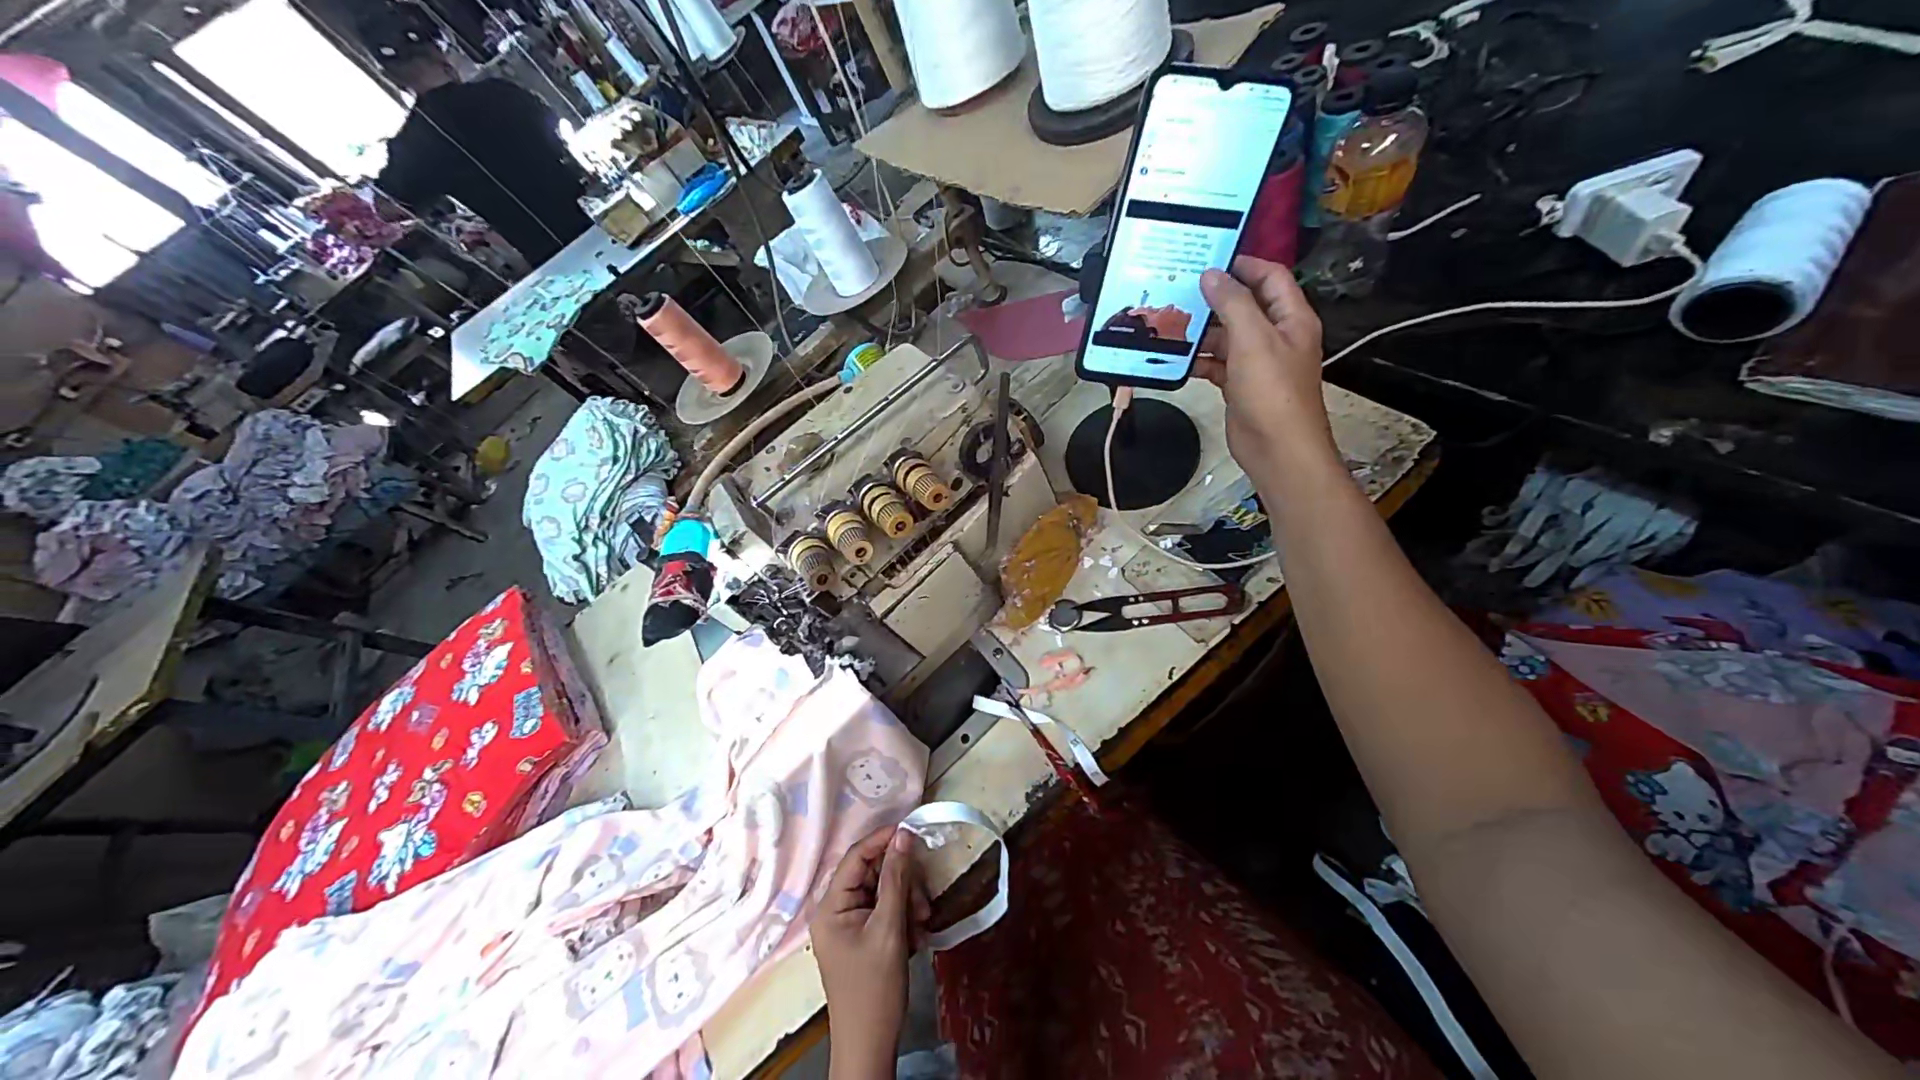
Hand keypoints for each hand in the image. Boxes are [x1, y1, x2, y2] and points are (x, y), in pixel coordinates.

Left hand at [812, 825, 928, 1077]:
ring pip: (882, 891)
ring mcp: (848, 924)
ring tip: (922, 922)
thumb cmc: (875, 989)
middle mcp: (835, 909)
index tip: (913, 832)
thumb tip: (903, 836)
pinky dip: (903, 916)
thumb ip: (896, 879)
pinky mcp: (861, 937)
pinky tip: (915, 935)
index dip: (883, 840)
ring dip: (906, 900)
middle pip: (871, 873)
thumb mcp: (889, 929)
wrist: (870, 1045)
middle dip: (901, 881)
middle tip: (923, 900)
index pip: (856, 856)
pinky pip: (884, 910)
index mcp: (831, 905)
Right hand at [1197, 257, 1341, 493]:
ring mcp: (1257, 363)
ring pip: (1227, 337)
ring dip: (1202, 332)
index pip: (1271, 277)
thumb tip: (1212, 275)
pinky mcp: (1240, 385)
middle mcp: (1276, 336)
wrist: (1277, 448)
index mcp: (1291, 318)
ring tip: (1170, 323)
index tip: (1210, 260)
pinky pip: (1217, 364)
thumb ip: (1233, 302)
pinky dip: (1199, 361)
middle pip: (1245, 306)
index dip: (1244, 265)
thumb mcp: (1252, 339)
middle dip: (1214, 299)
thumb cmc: (1272, 391)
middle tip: (1179, 291)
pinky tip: (1176, 360)